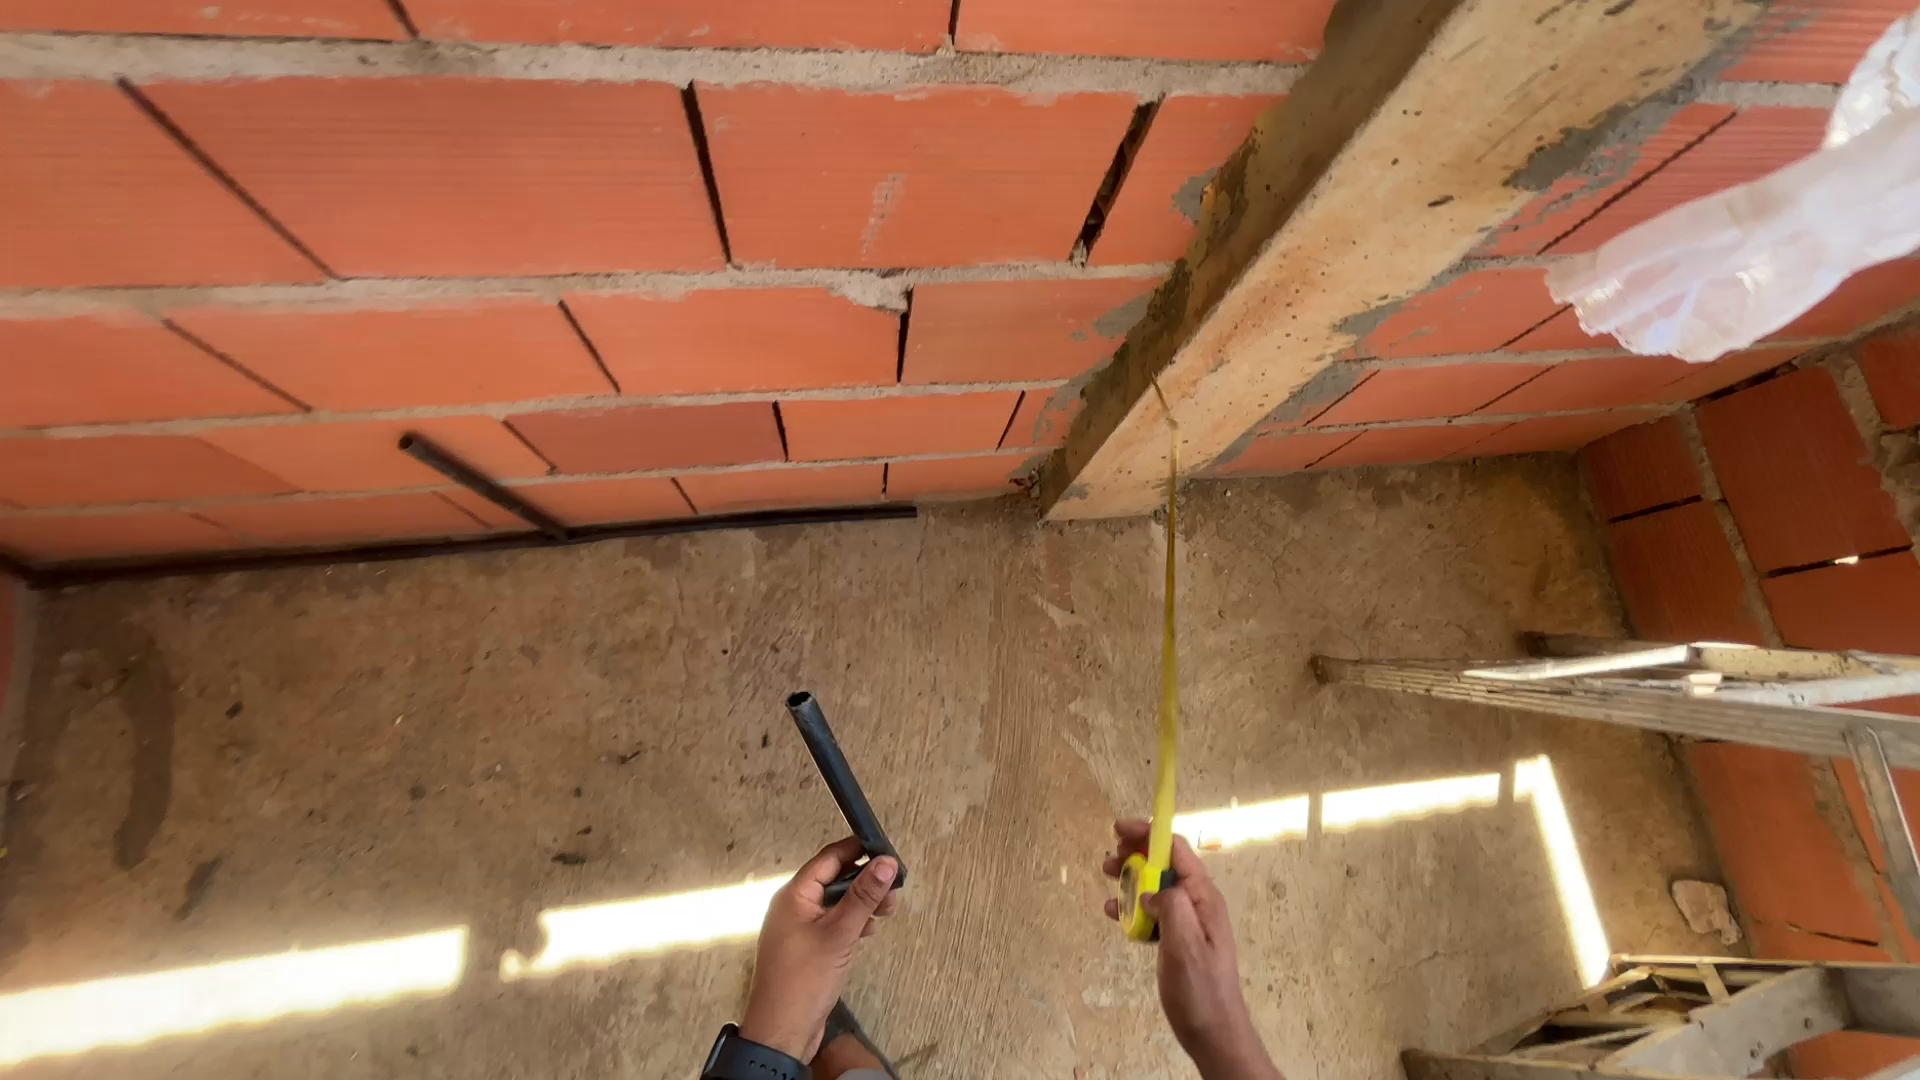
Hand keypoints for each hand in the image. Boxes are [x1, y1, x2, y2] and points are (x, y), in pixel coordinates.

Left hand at [740, 838, 899, 1060]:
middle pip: (835, 878)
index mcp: (794, 894)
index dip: (859, 851)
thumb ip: (864, 896)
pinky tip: (869, 930)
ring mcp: (799, 927)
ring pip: (836, 901)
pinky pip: (832, 922)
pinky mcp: (806, 946)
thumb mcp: (840, 934)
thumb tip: (886, 862)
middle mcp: (794, 905)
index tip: (887, 853)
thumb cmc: (804, 981)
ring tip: (888, 910)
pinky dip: (851, 921)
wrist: (780, 1036)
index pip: (830, 857)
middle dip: (865, 881)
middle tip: (894, 888)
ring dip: (861, 903)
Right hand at [1102, 820, 1280, 1079]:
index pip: (1175, 849)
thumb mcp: (1185, 944)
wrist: (1213, 1035)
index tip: (1118, 830)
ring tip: (1106, 880)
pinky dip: (1131, 906)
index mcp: (1203, 897)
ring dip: (1129, 879)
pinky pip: (1151, 911)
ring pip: (1154, 885)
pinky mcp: (1176, 938)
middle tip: (1109, 859)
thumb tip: (1150, 889)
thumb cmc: (1201, 990)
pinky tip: (1113, 913)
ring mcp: (1187, 920)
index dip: (1148, 833)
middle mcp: (1196, 902)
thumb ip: (1170, 906)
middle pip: (1163, 863)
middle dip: (1134, 854)